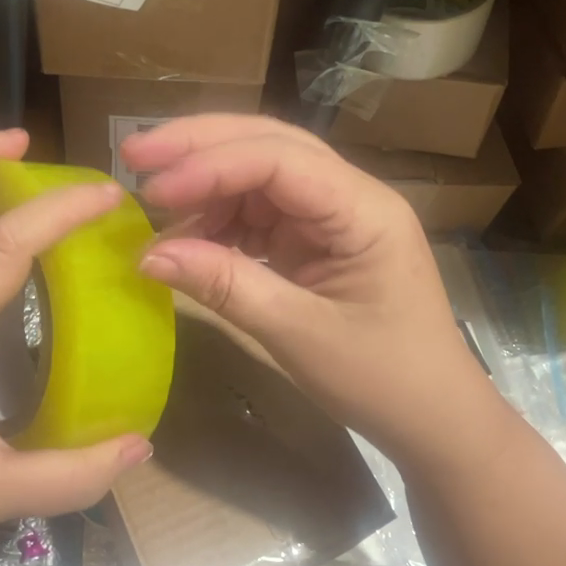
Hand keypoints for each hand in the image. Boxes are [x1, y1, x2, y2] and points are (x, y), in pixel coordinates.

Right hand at [121, 115, 490, 460]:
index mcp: (364, 209)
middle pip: (268, 145)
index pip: (280, 160)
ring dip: (203, 184)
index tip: (152, 191)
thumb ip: (226, 286)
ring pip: (257, 173)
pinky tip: (182, 236)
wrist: (433, 420)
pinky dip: (215, 221)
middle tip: (132, 153)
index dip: (211, 166)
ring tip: (149, 204)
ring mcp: (330, 217)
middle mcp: (348, 196)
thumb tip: (148, 255)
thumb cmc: (384, 380)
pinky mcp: (313, 240)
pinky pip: (256, 213)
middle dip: (199, 146)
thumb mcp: (301, 335)